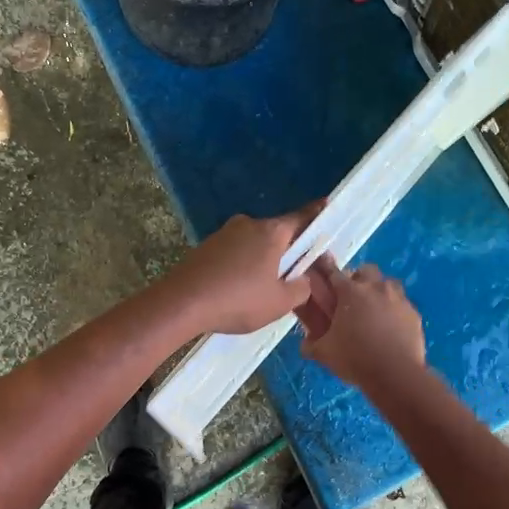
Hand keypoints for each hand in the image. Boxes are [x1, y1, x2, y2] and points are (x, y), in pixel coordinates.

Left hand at [165, 202, 321, 334]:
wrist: (181, 304)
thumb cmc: (238, 300)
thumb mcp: (280, 302)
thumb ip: (301, 288)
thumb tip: (303, 280)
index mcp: (271, 232)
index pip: (301, 218)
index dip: (316, 214)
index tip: (326, 204)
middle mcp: (248, 224)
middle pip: (277, 233)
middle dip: (287, 250)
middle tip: (295, 274)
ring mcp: (224, 234)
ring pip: (254, 244)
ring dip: (262, 260)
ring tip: (263, 289)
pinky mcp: (206, 247)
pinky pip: (234, 253)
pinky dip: (241, 267)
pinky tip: (238, 290)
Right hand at [296, 257, 426, 388]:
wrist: (396, 374)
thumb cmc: (355, 358)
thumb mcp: (324, 353)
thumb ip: (311, 344)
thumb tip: (305, 343)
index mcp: (350, 292)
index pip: (333, 272)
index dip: (326, 269)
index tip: (322, 267)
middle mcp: (375, 288)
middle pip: (365, 270)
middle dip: (358, 278)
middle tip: (352, 297)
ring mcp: (398, 298)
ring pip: (387, 283)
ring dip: (379, 289)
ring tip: (374, 308)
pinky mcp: (413, 312)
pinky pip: (402, 303)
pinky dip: (395, 308)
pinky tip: (391, 324)